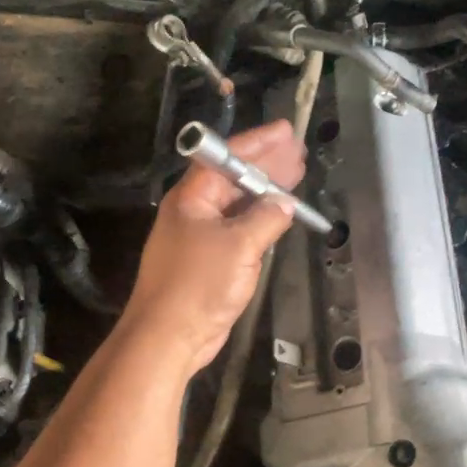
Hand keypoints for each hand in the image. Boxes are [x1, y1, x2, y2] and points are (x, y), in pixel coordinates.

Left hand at [118, 120, 303, 373]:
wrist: (168, 335)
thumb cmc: (198, 284)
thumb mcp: (239, 246)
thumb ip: (266, 218)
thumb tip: (285, 203)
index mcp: (192, 197)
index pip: (226, 157)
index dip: (257, 142)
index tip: (285, 131)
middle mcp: (194, 210)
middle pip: (233, 177)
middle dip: (266, 164)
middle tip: (298, 151)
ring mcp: (200, 235)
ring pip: (237, 203)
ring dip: (266, 190)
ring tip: (296, 175)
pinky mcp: (209, 259)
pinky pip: (238, 227)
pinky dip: (260, 217)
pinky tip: (279, 213)